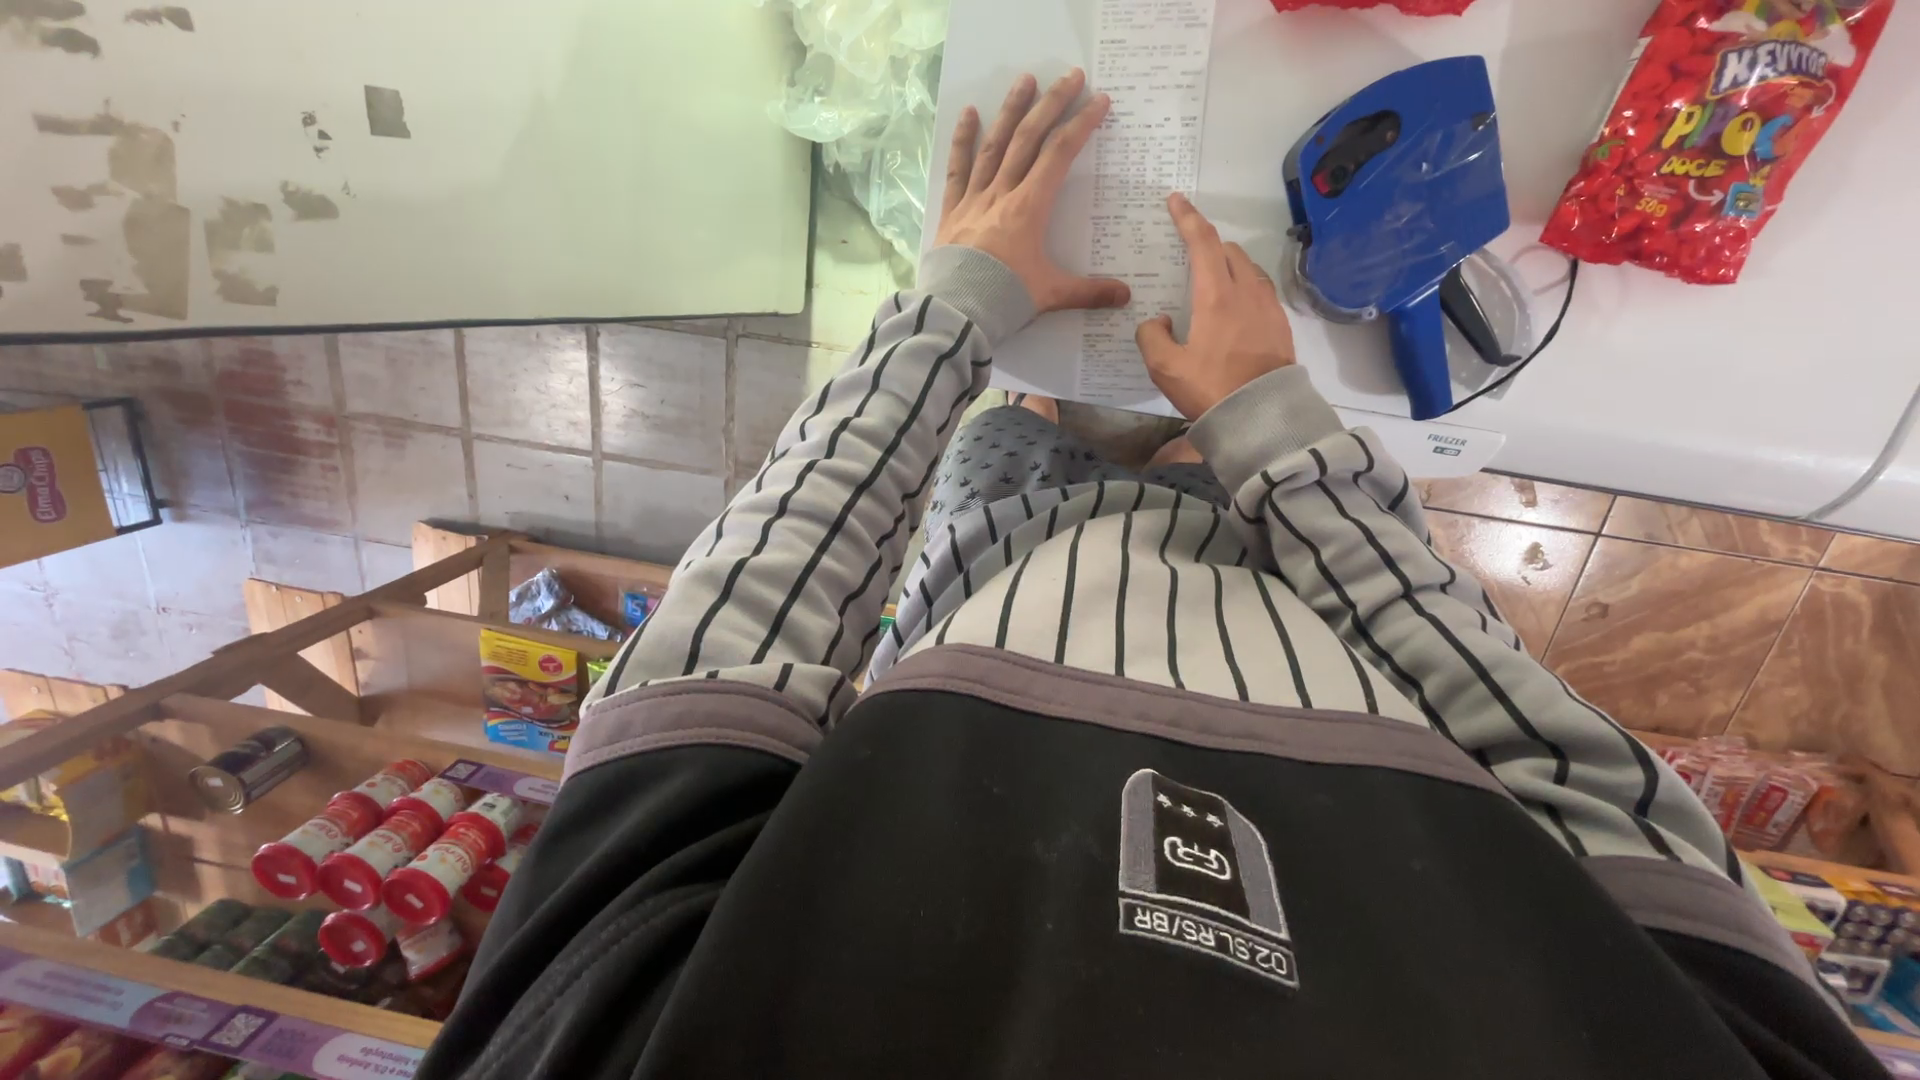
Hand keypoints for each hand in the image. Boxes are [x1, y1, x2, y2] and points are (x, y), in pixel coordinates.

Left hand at [938, 70, 1130, 313]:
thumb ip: (1089, 292)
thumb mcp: (1051, 295)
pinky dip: (963, 141)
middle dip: (1052, 104)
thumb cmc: (1004, 299)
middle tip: (1071, 77)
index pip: (1059, 155)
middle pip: (1028, 138)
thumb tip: (1126, 296)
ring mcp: (974, 199)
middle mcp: (1002, 193)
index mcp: (1029, 208)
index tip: (1098, 102)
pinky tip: (969, 114)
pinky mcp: (952, 211)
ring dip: (1011, 110)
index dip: (1081, 125)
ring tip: (1025, 80)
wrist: (956, 311)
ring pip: (994, 145)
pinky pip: (957, 169)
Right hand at [1136, 194, 1296, 419]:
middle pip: (1227, 250)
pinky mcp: (1280, 324)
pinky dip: (1243, 285)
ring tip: (1211, 280)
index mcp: (1216, 296)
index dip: (1187, 218)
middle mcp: (1246, 291)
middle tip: (1189, 253)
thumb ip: (1151, 339)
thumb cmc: (1211, 389)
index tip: (1176, 201)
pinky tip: (1234, 307)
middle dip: (1207, 243)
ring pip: (1248, 267)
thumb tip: (1157, 322)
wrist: (1261, 416)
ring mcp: (1268, 306)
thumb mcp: (1166, 369)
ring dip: (1227, 264)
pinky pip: (1261, 289)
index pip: (1202, 243)